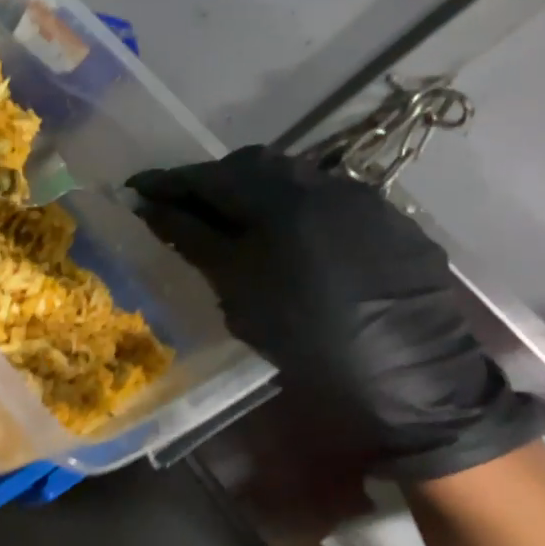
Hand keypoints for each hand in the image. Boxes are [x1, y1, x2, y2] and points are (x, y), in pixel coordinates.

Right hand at [127, 146, 542, 481]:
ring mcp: (365, 201)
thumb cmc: (306, 336)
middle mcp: (327, 184)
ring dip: (250, 194)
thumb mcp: (237, 289)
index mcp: (283, 198)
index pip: (211, 175)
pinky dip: (289, 212)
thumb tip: (151, 208)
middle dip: (209, 182)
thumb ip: (193, 240)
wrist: (411, 378)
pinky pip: (325, 202)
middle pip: (252, 167)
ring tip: (223, 223)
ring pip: (291, 181)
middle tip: (176, 207)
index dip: (167, 182)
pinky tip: (280, 242)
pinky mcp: (390, 224)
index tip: (134, 191)